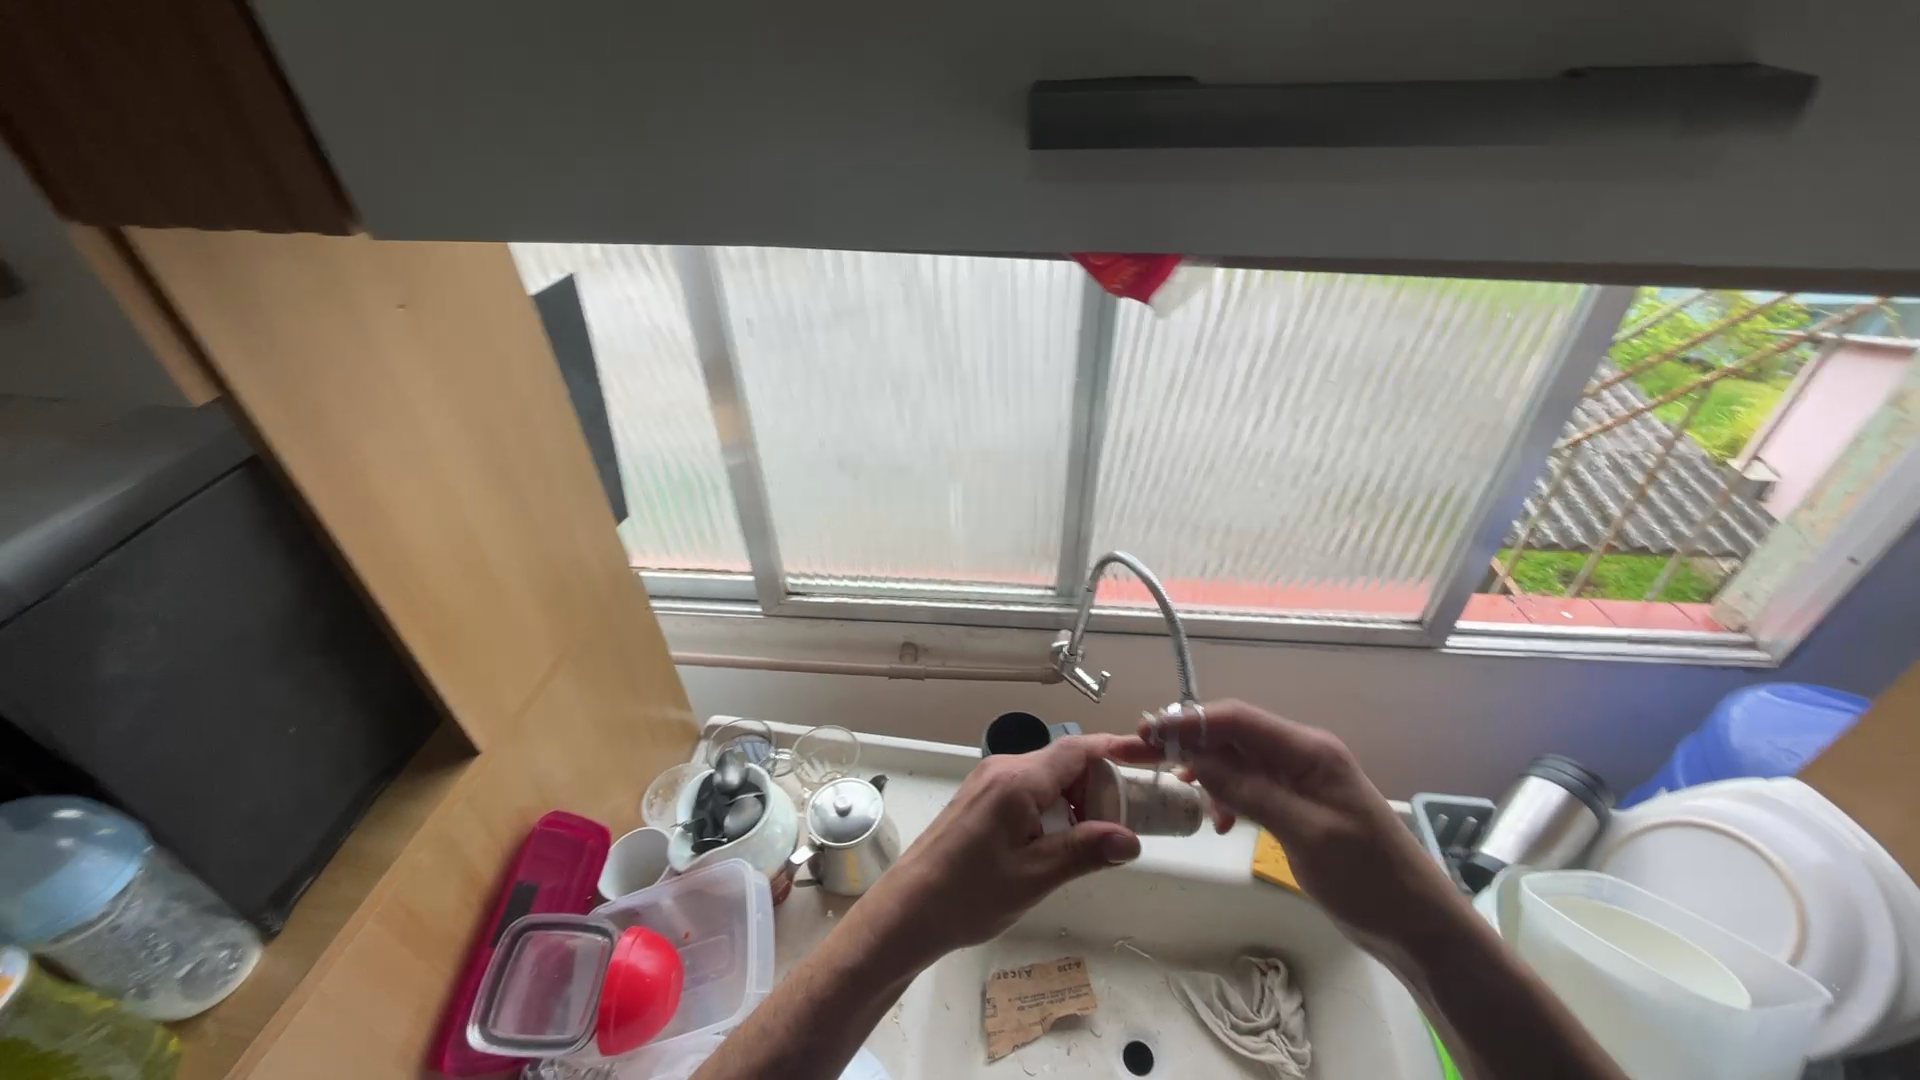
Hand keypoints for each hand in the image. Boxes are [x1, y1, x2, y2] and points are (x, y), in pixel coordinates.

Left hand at [853, 735, 1143, 969]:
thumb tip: (1131, 840)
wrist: (908, 910)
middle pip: (1064, 761)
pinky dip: (1053, 806)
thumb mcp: (1035, 876)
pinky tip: (1060, 839)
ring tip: (1097, 837)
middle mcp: (1002, 769)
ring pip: (1046, 776)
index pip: (1078, 750)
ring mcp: (986, 782)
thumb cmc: (970, 895)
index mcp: (1017, 780)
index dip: (1118, 748)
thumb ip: (1084, 851)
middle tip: (1129, 819)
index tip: (1151, 754)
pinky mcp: (978, 799)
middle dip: (1100, 784)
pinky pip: (1027, 789)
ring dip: (1076, 798)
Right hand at [1140, 700, 1457, 945]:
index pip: (1237, 719)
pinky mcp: (1295, 806)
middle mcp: (1301, 755)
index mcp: (1309, 750)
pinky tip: (1216, 821)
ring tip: (1172, 789)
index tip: (1146, 732)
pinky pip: (1248, 787)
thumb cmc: (1368, 877)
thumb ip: (1250, 791)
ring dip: (1204, 771)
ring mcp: (1298, 781)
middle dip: (1185, 743)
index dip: (1188, 721)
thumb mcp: (1305, 832)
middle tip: (1136, 754)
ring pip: (1236, 761)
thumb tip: (1195, 760)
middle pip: (1231, 736)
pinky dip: (1225, 797)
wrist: (1419, 926)